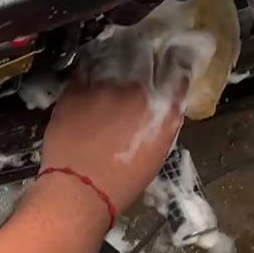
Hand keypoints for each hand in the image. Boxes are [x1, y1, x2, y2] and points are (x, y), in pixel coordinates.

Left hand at [38, 75, 184, 222]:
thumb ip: (159, 126)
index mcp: (165, 110)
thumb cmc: (121, 184)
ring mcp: (105, 87)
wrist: (79, 189)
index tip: (166, 69)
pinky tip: (82, 94)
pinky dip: (84, 82)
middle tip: (130, 76)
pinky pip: (82, 76)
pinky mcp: (76, 90)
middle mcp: (139, 91)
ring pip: (110, 65)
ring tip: (104, 83)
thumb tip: (152, 113)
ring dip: (110, 71)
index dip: (171, 69)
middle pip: (143, 63)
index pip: (177, 75)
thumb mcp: (153, 155)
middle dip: (139, 66)